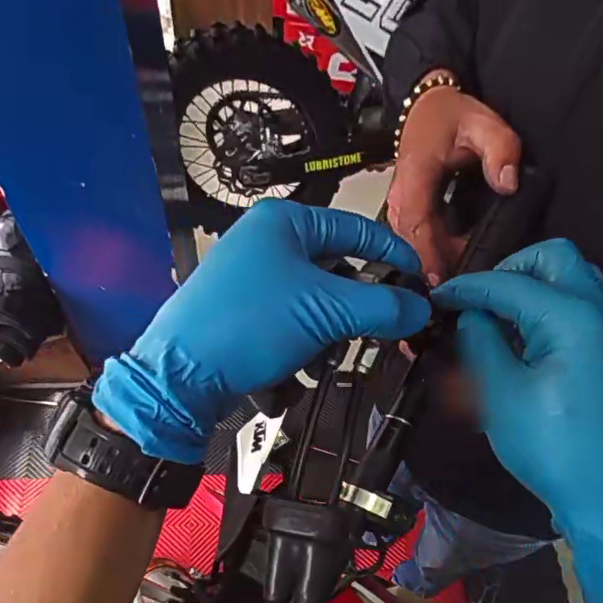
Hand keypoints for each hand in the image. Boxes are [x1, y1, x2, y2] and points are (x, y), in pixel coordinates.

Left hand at [92, 200, 430, 462]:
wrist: (182, 378)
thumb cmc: (245, 326)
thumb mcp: (325, 312)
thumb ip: (381, 307)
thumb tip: (420, 309)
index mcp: (284, 224)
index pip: (357, 230)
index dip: (393, 255)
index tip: (419, 283)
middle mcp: (266, 248)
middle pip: (337, 274)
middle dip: (353, 312)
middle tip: (372, 335)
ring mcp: (253, 285)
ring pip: (315, 308)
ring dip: (326, 340)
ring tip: (319, 360)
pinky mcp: (245, 321)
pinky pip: (290, 331)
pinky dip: (299, 353)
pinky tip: (293, 372)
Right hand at [385, 82, 521, 281]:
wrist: (425, 108)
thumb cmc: (448, 117)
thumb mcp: (482, 122)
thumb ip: (500, 149)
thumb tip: (507, 183)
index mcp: (414, 178)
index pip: (417, 226)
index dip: (428, 256)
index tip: (441, 281)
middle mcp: (400, 199)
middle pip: (412, 245)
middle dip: (434, 268)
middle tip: (460, 290)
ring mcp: (398, 210)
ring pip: (411, 248)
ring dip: (433, 264)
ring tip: (459, 282)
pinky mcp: (403, 217)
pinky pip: (414, 244)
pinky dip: (432, 256)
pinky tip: (452, 265)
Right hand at [432, 239, 602, 602]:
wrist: (601, 492)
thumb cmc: (546, 445)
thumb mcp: (500, 394)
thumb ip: (481, 343)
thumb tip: (470, 315)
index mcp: (571, 316)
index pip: (509, 282)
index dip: (467, 288)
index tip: (434, 298)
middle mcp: (597, 309)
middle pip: (553, 258)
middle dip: (508, 270)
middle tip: (475, 301)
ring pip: (569, 278)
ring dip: (528, 286)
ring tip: (492, 320)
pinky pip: (576, 306)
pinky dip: (544, 307)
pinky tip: (517, 340)